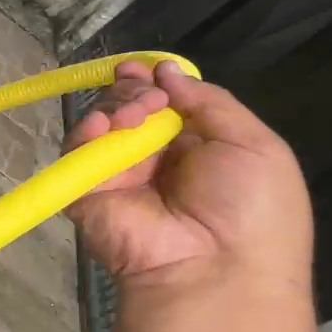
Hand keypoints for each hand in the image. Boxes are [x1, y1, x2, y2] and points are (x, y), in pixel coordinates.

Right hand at [64, 60, 311, 289]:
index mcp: (197, 146)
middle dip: (134, 92)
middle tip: (147, 100)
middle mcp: (153, 154)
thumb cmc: (250, 207)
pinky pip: (75, 147)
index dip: (154, 82)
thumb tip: (167, 70)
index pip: (166, 103)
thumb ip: (212, 103)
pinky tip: (105, 127)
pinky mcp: (82, 183)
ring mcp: (115, 169)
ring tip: (133, 118)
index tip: (144, 68)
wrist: (212, 263)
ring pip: (100, 120)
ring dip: (115, 108)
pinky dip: (86, 130)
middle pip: (129, 105)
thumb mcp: (255, 147)